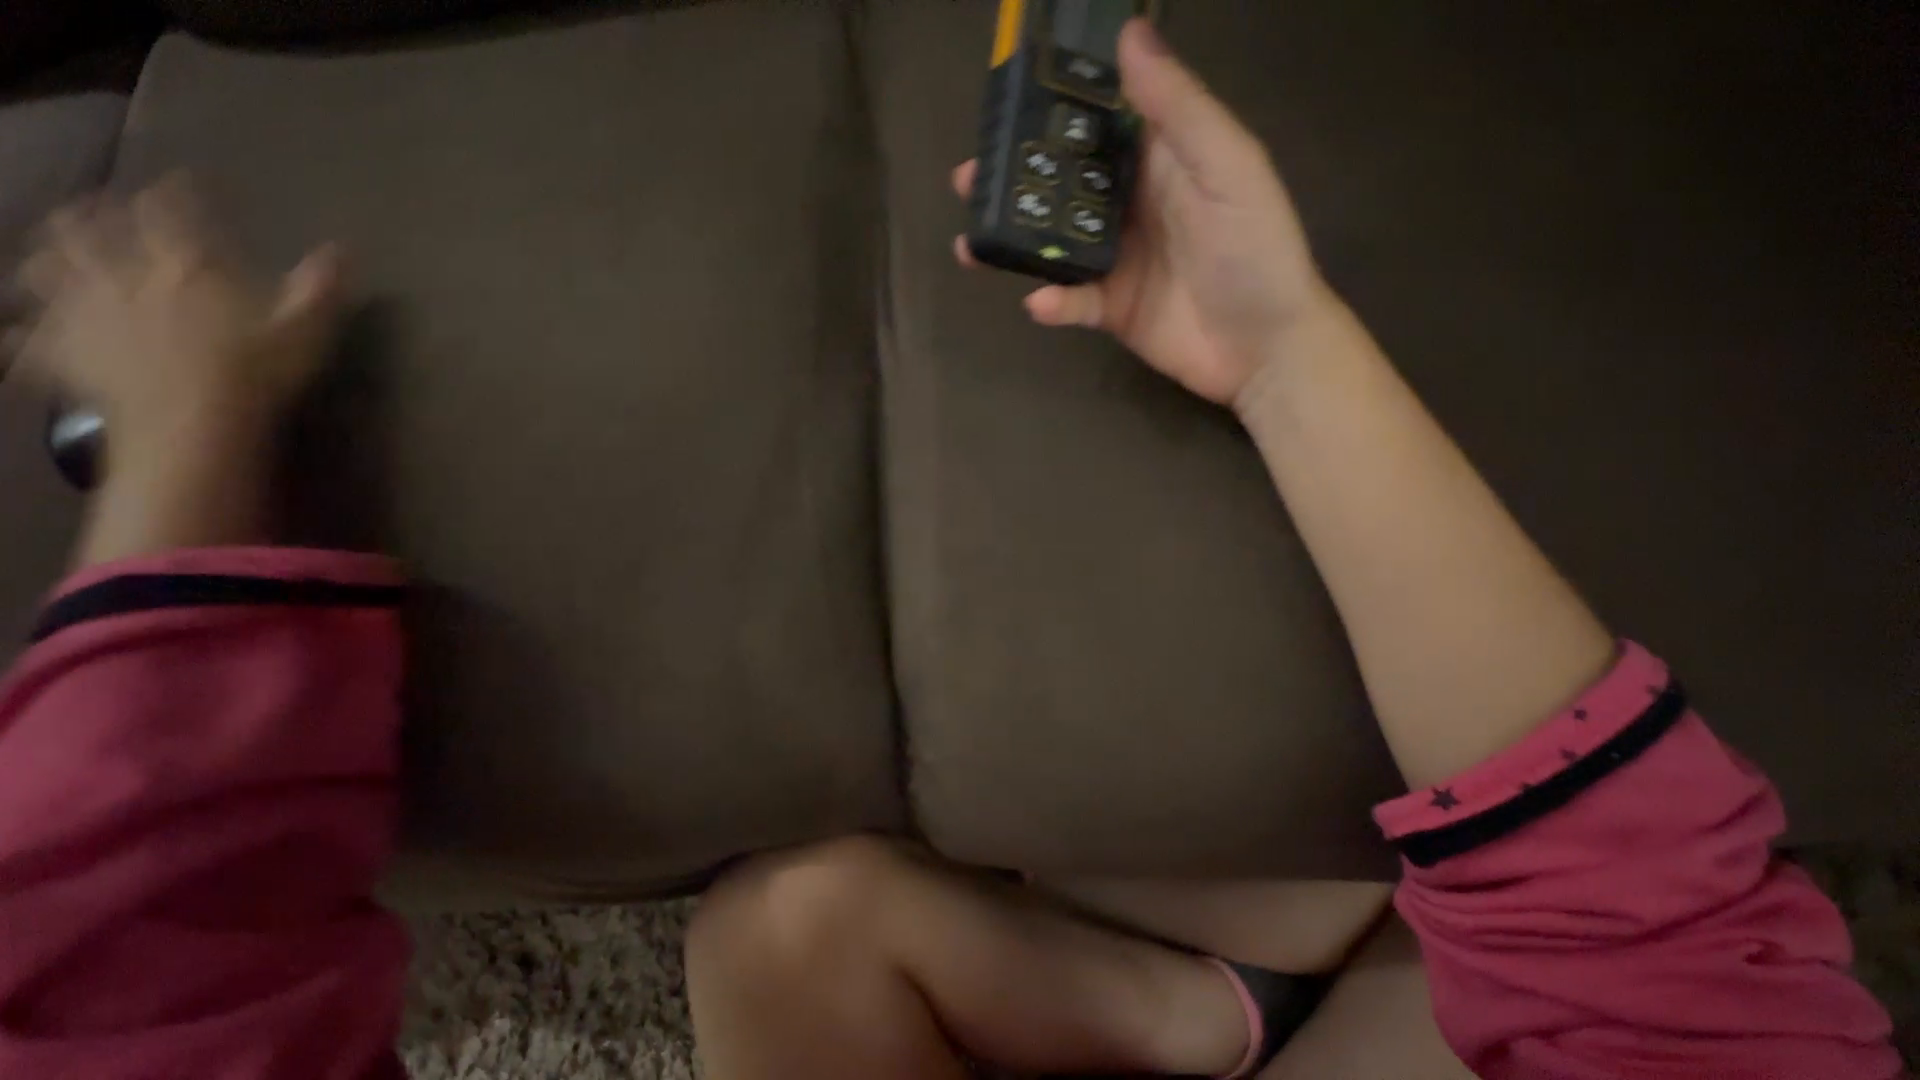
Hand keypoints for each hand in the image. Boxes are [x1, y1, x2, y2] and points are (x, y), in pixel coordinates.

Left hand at [9, 176, 344, 449]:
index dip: (174, 191)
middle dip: (90, 213)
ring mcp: (89, 315)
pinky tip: (21, 341)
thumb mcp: (305, 330)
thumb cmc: (257, 374)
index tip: (182, 180)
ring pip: (50, 272)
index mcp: (185, 266)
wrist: (193, 424)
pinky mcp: (69, 355)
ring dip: (48, 261)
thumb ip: (318, 288)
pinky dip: (26, 340)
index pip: (170, 212)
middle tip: (95, 206)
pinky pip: (34, 343)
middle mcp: (126, 276)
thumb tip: (343, 249)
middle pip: (89, 230)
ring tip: (51, 258)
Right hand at [954, 19, 1331, 405]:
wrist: (1268, 348)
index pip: (1097, 123)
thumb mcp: (1227, 167)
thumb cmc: (1257, 250)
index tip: (1004, 102)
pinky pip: (1070, 300)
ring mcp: (1117, 258)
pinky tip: (1041, 303)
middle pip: (1062, 182)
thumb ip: (1178, 109)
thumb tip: (1130, 34)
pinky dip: (1052, 301)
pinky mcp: (1110, 308)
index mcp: (1159, 159)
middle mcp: (1130, 204)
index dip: (1052, 110)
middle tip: (968, 178)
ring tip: (971, 244)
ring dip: (1013, 240)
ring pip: (1053, 241)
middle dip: (1015, 179)